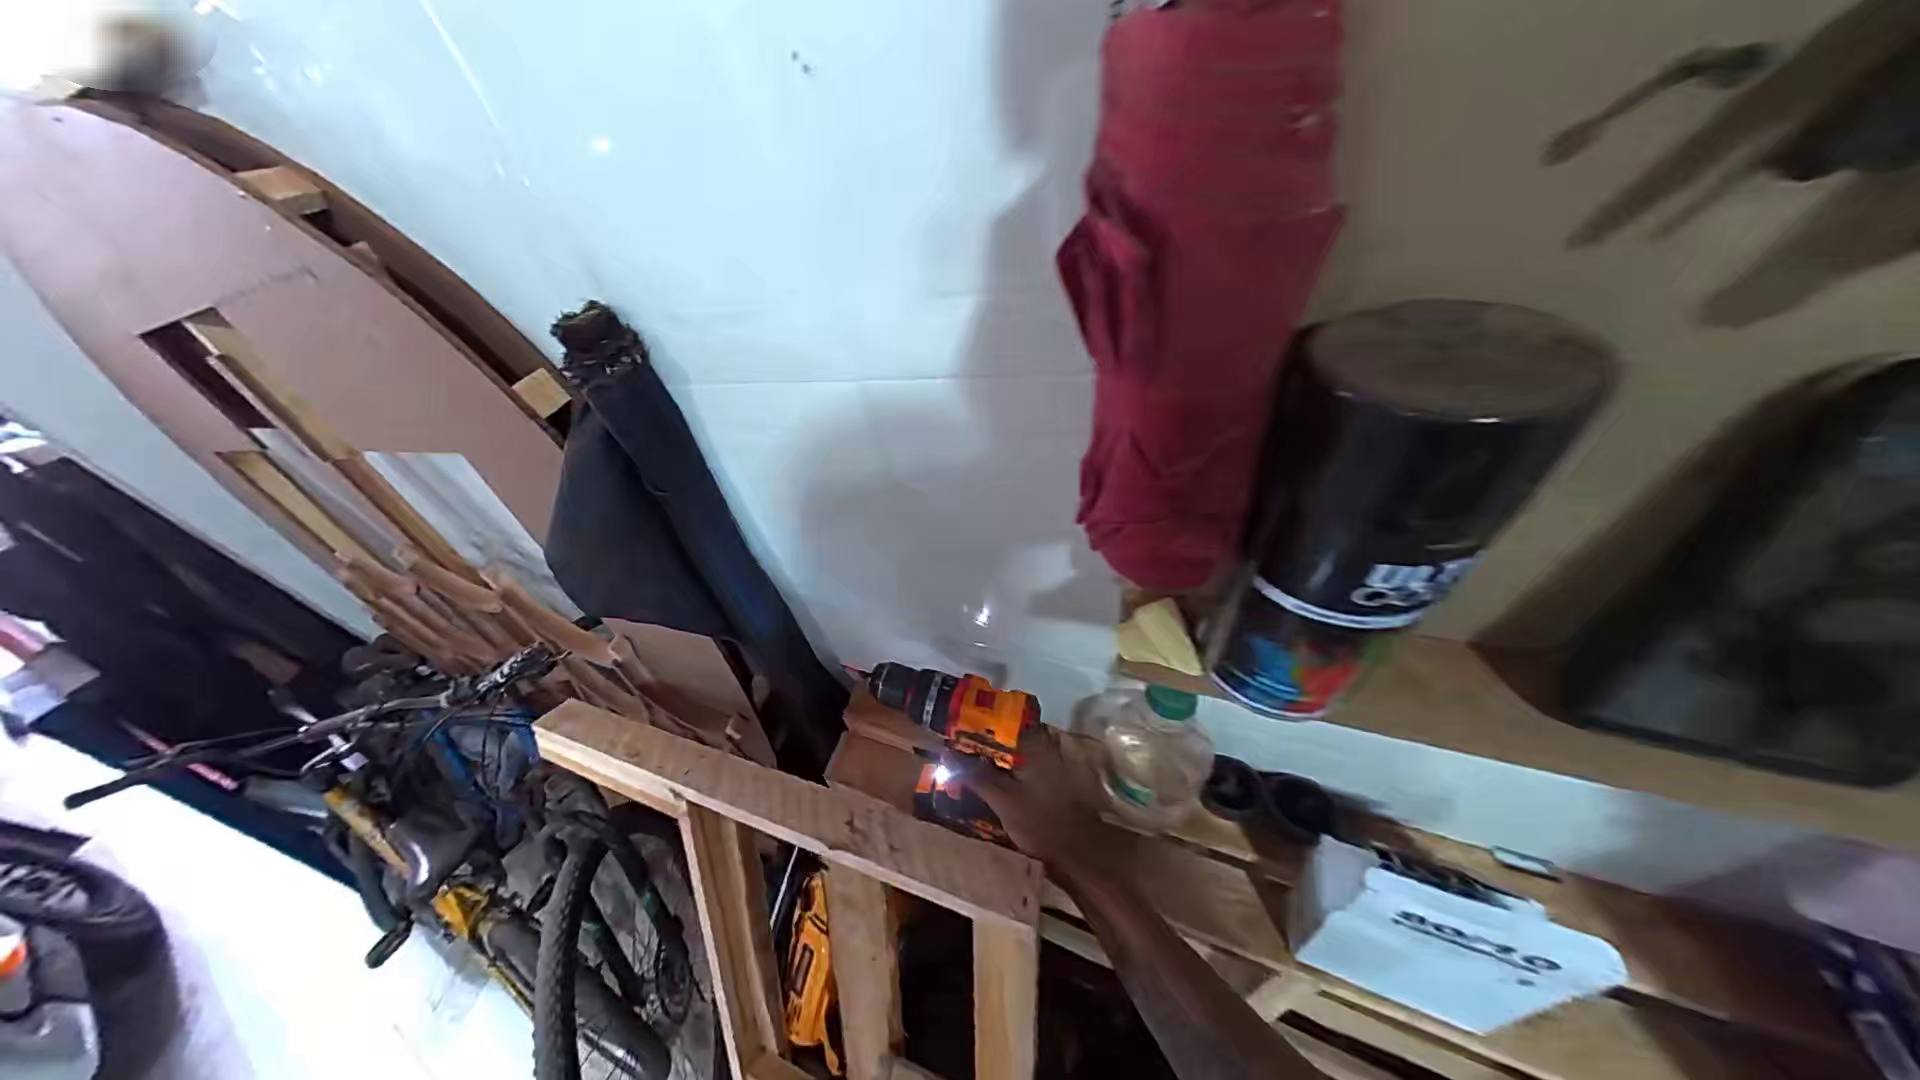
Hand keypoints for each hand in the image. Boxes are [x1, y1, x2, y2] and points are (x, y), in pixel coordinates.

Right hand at [960, 727, 1114, 869]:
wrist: (1078, 850)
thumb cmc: (1040, 821)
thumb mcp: (1002, 799)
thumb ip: (975, 775)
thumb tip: (945, 753)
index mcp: (1032, 743)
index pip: (1000, 720)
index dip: (975, 723)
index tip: (953, 730)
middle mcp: (1043, 745)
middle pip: (1005, 735)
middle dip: (981, 741)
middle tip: (955, 749)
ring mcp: (1048, 761)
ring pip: (1012, 751)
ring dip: (991, 756)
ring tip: (966, 763)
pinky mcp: (1049, 778)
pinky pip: (1020, 764)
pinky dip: (1004, 769)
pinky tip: (988, 780)